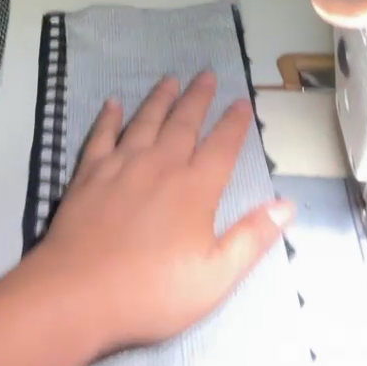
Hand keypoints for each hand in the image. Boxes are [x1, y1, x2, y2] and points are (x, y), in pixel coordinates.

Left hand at [15, 72, 293, 353]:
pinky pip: (101, 134)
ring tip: (170, 80)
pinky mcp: (89, 172)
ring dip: (159, 99)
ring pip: (144, 121)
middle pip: (183, 123)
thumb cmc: (152, 291)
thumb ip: (251, 237)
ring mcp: (120, 165)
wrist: (79, 290)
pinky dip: (109, 117)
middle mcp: (159, 166)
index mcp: (194, 190)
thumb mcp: (215, 277)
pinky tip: (113, 103)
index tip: (242, 101)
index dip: (234, 123)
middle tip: (206, 73)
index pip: (221, 147)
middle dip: (198, 97)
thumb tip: (286, 204)